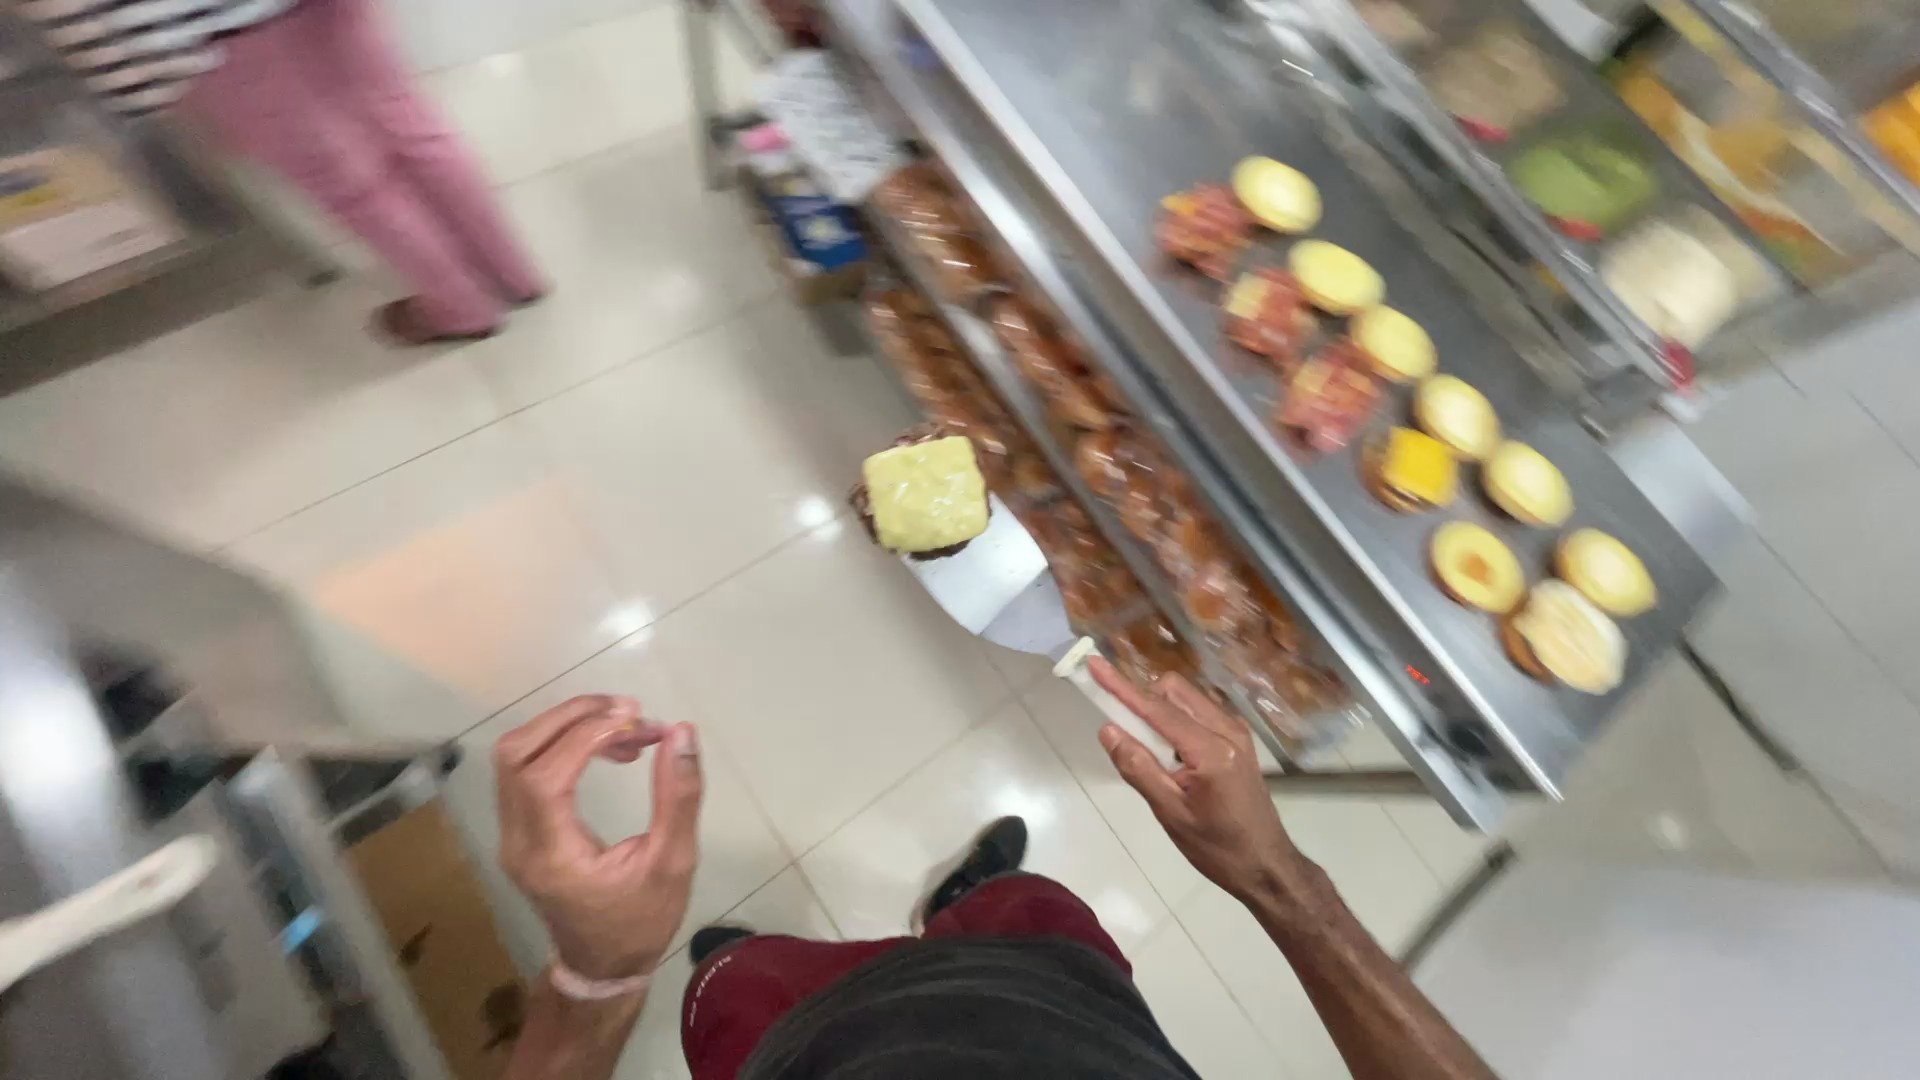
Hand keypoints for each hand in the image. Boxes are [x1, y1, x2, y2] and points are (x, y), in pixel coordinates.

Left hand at [494, 694, 703, 979]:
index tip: (641, 723)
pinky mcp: (522, 827)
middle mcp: (518, 840)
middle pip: (517, 753)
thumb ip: (679, 795)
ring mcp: (513, 834)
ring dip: (570, 725)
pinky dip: (566, 742)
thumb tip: (681, 732)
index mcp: (551, 854)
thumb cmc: (642, 918)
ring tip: (628, 726)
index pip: (545, 775)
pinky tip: (612, 748)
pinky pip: (529, 767)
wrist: (604, 966)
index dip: (589, 735)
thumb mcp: (674, 860)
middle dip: (573, 717)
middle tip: (631, 710)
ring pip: (517, 754)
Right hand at [1090, 658, 1300, 901]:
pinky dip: (1176, 720)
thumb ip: (1138, 767)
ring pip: (1186, 697)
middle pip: (1173, 690)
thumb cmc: (1216, 848)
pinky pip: (1198, 711)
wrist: (1267, 866)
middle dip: (1144, 700)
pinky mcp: (1238, 738)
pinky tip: (1174, 756)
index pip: (1156, 709)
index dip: (1121, 687)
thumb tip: (1108, 730)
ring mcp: (1236, 731)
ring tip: (1155, 754)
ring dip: (1160, 711)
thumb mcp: (1170, 813)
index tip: (1095, 665)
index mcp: (1210, 750)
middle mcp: (1227, 729)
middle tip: (1129, 736)